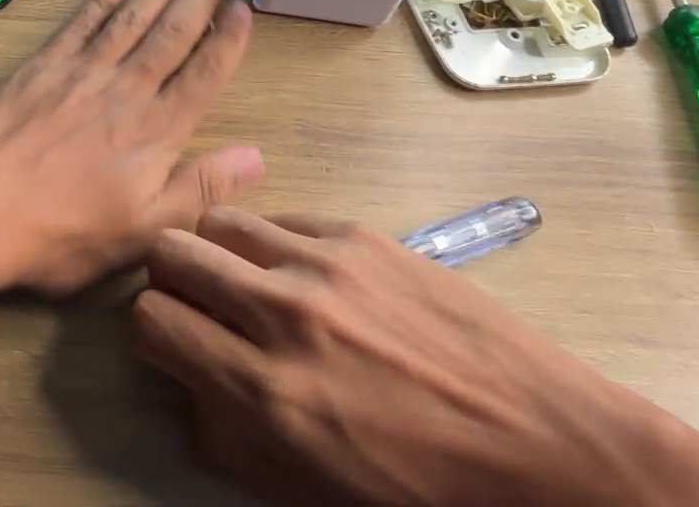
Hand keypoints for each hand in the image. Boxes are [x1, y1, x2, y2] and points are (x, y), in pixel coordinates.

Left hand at [0, 0, 260, 294]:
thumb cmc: (64, 232)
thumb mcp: (145, 231)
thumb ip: (201, 189)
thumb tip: (258, 156)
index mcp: (157, 131)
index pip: (204, 74)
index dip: (228, 41)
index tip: (243, 9)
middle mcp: (127, 90)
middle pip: (172, 35)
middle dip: (198, 0)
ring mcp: (83, 72)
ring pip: (131, 19)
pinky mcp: (44, 65)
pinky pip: (83, 22)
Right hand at [131, 210, 698, 506]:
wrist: (547, 445)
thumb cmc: (427, 490)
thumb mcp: (312, 491)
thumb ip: (230, 437)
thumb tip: (189, 384)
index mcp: (270, 392)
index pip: (151, 321)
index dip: (151, 332)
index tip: (174, 343)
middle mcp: (286, 313)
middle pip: (171, 250)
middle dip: (169, 277)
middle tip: (199, 303)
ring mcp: (326, 264)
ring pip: (219, 219)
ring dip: (218, 251)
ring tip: (248, 282)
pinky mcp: (363, 235)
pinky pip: (282, 218)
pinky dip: (273, 244)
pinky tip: (306, 275)